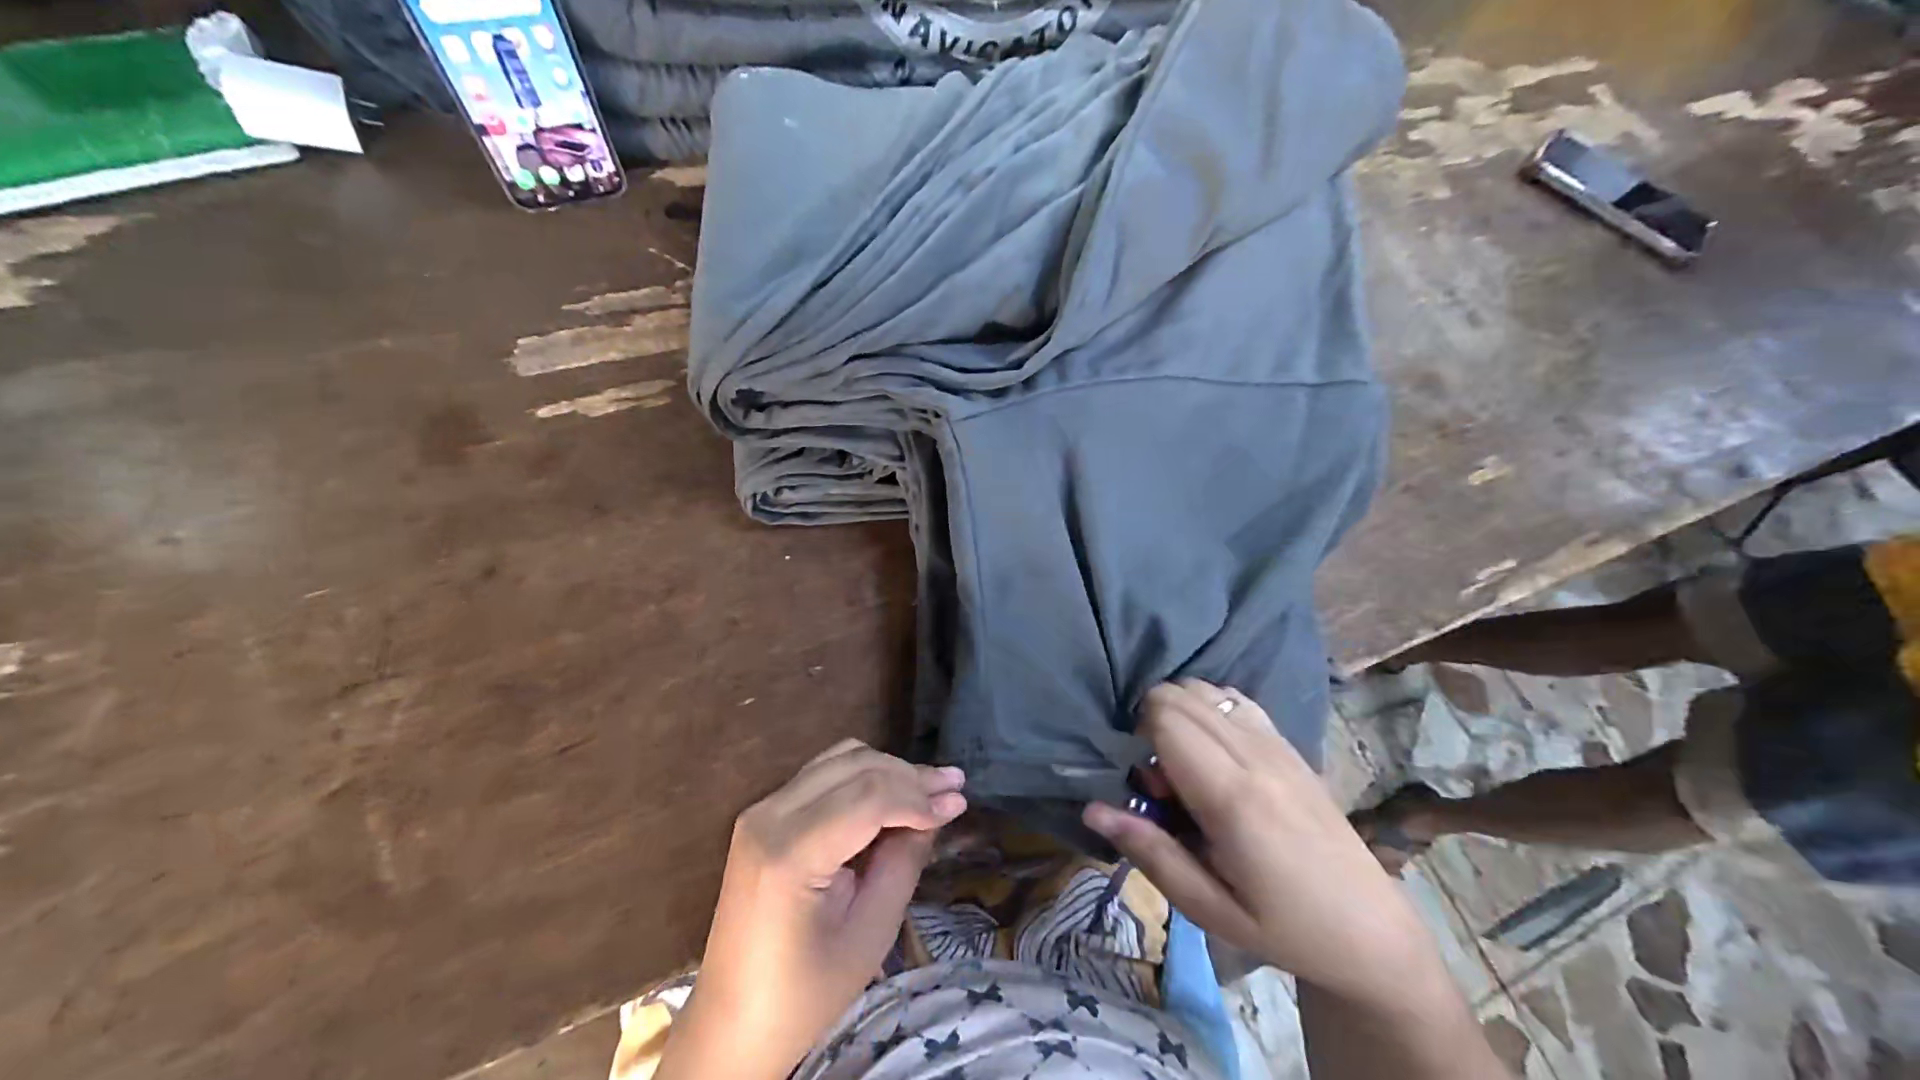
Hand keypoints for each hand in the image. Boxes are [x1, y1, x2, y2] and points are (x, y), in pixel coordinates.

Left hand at [656, 740, 965, 1079]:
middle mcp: (769, 816)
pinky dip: (862, 775)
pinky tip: (893, 792)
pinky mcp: (763, 814)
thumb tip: (937, 810)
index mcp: (790, 854)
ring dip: (888, 769)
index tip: (959, 803)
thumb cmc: (806, 993)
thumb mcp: (870, 933)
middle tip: (954, 787)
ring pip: (839, 758)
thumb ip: (904, 861)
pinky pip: (822, 773)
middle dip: (910, 775)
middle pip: (855, 766)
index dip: (919, 795)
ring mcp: (761, 810)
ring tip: (931, 787)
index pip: (869, 797)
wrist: (733, 1020)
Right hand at [1083, 679, 1430, 1006]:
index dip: (1137, 735)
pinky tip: (1215, 754)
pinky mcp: (1291, 745)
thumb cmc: (1284, 927)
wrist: (1371, 929)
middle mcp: (1256, 756)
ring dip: (1180, 713)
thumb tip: (1092, 808)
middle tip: (1162, 781)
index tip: (1144, 781)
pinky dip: (1209, 710)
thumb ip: (1151, 852)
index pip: (1166, 717)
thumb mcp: (1209, 909)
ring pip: (1205, 688)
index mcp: (1233, 797)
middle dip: (1151, 722)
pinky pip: (1235, 698)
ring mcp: (1278, 744)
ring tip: (1187, 766)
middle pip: (1180, 694)